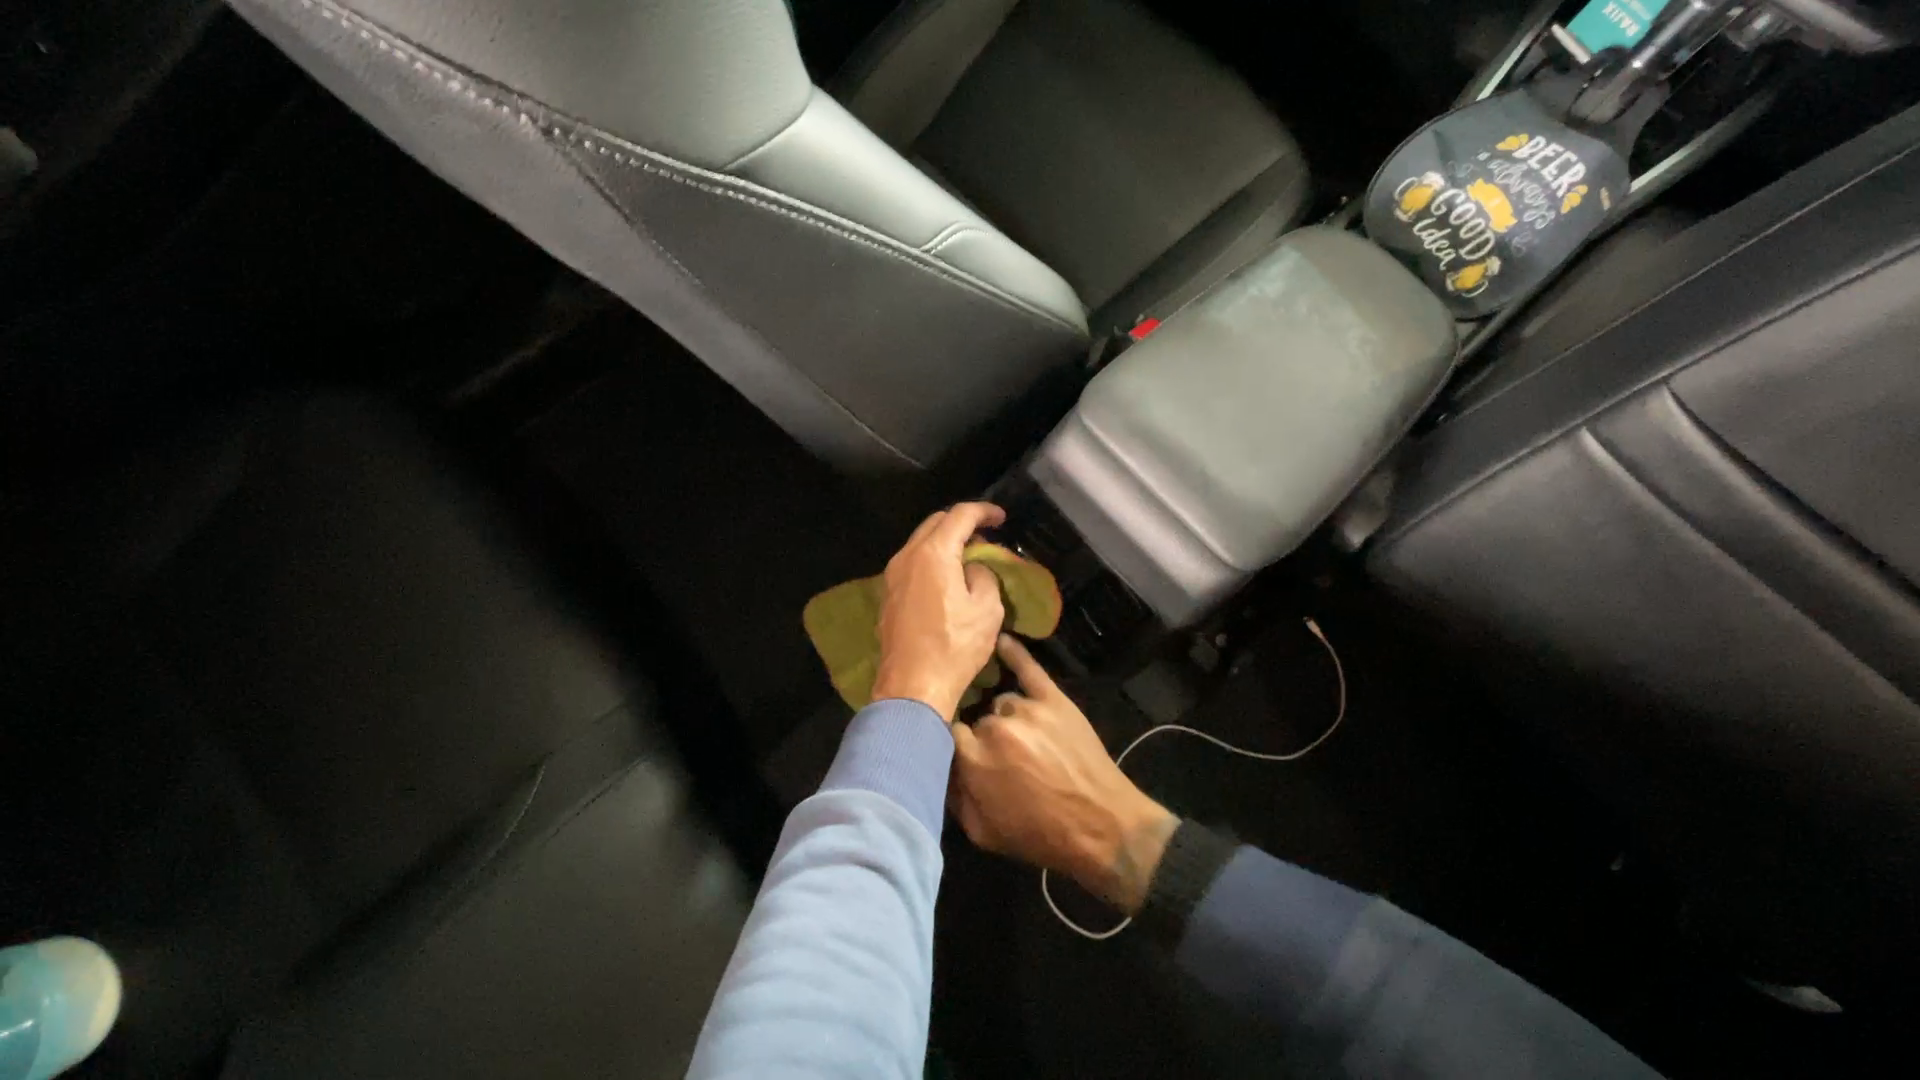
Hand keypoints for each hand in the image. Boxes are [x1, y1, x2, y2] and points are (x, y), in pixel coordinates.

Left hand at [870, 502, 1007, 720]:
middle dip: (961, 523)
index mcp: (933, 553)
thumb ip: (984, 576)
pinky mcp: (888, 596)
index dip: (984, 511)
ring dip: (944, 543)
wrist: (912, 687)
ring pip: (920, 544)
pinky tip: (947, 579)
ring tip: (968, 558)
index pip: (959, 515)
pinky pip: (912, 565)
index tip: (1001, 519)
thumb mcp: (986, 609)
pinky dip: (932, 561)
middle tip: (985, 537)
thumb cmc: (954, 646)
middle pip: (935, 523)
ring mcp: (892, 577)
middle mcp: (906, 557)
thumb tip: (973, 570)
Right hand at [950, 636, 1177, 914]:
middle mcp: (995, 727)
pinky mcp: (1055, 700)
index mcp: (973, 760)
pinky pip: (1029, 669)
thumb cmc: (1040, 837)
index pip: (947, 734)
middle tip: (1000, 759)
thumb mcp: (982, 833)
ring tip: (1025, 742)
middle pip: (976, 719)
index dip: (954, 746)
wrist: (1103, 828)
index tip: (960, 755)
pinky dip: (1015, 655)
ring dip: (1007, 719)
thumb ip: (953, 796)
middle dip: (983, 737)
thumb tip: (936, 767)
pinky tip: (1002, 642)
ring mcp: (1027, 710)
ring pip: (1003, 703)